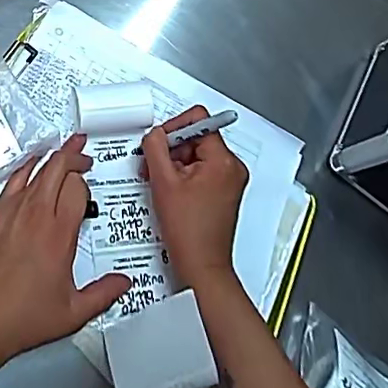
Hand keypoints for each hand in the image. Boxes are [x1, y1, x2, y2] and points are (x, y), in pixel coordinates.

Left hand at [0, 134, 132, 365]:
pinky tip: (33, 163)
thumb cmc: (20, 317)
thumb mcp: (72, 313)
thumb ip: (103, 294)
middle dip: (75, 156)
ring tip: (66, 149)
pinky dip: (29, 165)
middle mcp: (36, 215)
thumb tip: (122, 283)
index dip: (86, 184)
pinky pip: (15, 177)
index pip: (78, 188)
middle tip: (84, 156)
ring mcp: (14, 210)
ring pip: (39, 168)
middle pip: (59, 167)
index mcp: (58, 234)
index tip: (89, 191)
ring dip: (56, 156)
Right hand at [142, 106, 248, 291]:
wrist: (202, 267)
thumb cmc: (190, 233)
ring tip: (164, 185)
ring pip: (195, 154)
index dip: (174, 127)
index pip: (198, 120)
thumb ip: (156, 147)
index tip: (161, 141)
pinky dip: (183, 176)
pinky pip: (200, 170)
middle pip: (195, 137)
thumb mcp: (163, 182)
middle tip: (156, 168)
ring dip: (175, 165)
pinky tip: (171, 193)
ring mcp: (229, 180)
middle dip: (172, 150)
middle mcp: (231, 167)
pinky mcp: (223, 191)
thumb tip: (155, 133)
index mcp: (223, 160)